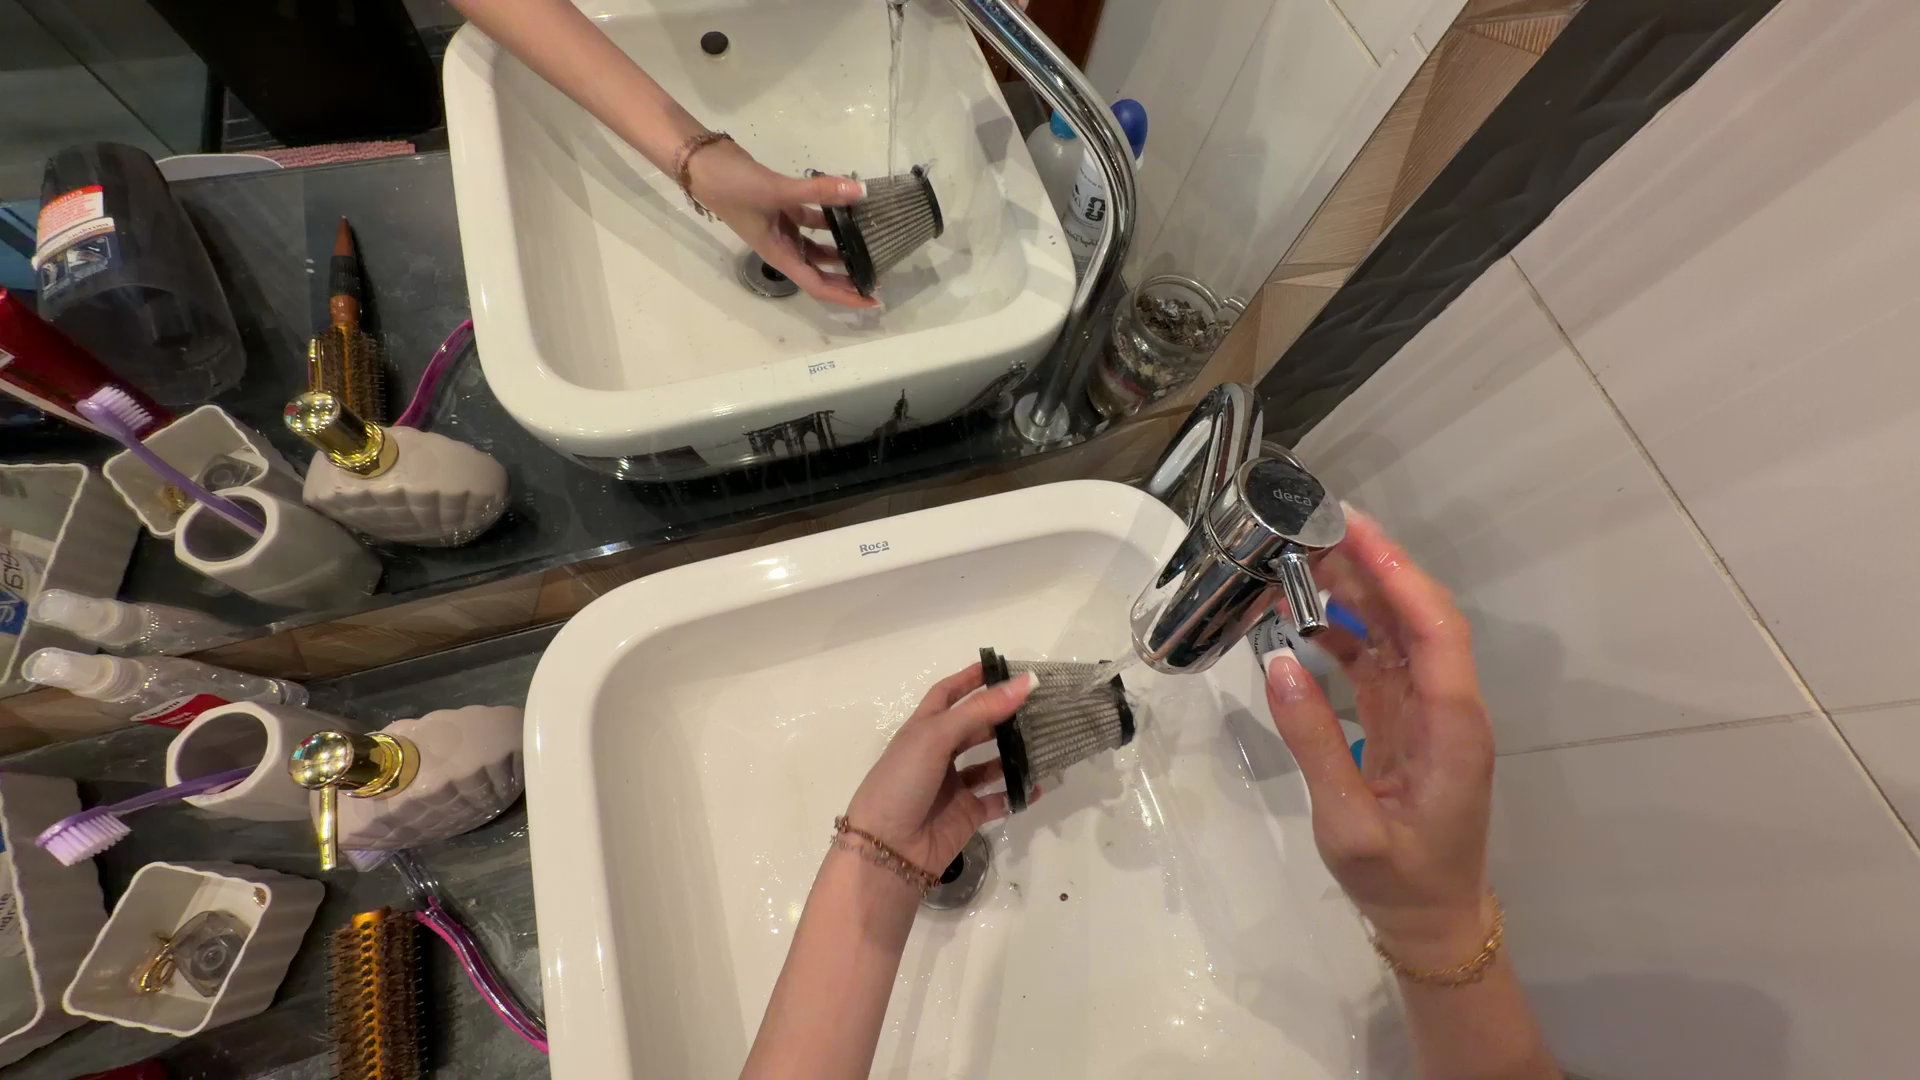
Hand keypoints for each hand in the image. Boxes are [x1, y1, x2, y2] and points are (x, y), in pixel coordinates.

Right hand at [686, 139, 877, 309]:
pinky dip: (830, 217)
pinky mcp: (783, 209)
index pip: (818, 286)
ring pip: (819, 247)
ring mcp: (783, 230)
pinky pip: (813, 220)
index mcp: (780, 256)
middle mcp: (783, 248)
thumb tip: (857, 190)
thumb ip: (819, 192)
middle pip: (822, 272)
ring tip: (870, 247)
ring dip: (842, 250)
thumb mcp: (777, 191)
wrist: (702, 161)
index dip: (845, 295)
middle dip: (848, 278)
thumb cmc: (732, 186)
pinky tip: (851, 209)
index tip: (872, 299)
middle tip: (877, 277)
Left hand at [844, 663, 1038, 874]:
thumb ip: (981, 711)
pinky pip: (997, 800)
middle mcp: (939, 753)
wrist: (887, 850)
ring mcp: (953, 785)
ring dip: (1013, 753)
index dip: (970, 679)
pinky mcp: (966, 814)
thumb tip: (1025, 682)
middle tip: (1037, 704)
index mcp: (923, 728)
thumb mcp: (936, 737)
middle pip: (974, 727)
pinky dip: (1016, 794)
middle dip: (1001, 715)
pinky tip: (1037, 786)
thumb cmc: (903, 780)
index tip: (999, 666)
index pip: (948, 693)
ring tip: (1044, 741)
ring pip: (989, 763)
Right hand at [1265, 508, 1496, 967]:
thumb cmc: (1398, 877)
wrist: (1430, 919)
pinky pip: (1374, 657)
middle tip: (1312, 529)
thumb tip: (1279, 662)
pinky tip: (1303, 615)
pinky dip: (1341, 628)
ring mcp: (1424, 708)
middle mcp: (1445, 704)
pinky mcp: (1401, 717)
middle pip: (1415, 615)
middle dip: (1372, 566)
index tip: (1353, 529)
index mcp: (1451, 724)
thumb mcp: (1347, 822)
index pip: (1433, 629)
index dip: (1399, 573)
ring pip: (1393, 629)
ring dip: (1354, 591)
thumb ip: (1313, 741)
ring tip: (1300, 560)